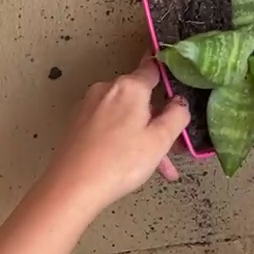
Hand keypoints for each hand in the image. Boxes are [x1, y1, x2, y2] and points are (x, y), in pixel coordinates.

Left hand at [41, 54, 190, 213]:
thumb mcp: (160, 140)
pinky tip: (128, 164)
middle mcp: (106, 90)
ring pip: (124, 116)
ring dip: (140, 136)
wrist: (72, 186)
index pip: (152, 67)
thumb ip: (177, 116)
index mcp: (129, 87)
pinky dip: (121, 140)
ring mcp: (89, 106)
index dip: (166, 72)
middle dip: (156, 121)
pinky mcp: (77, 123)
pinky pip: (108, 126)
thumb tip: (180, 103)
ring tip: (153, 167)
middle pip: (139, 99)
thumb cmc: (118, 163)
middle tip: (169, 149)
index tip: (175, 76)